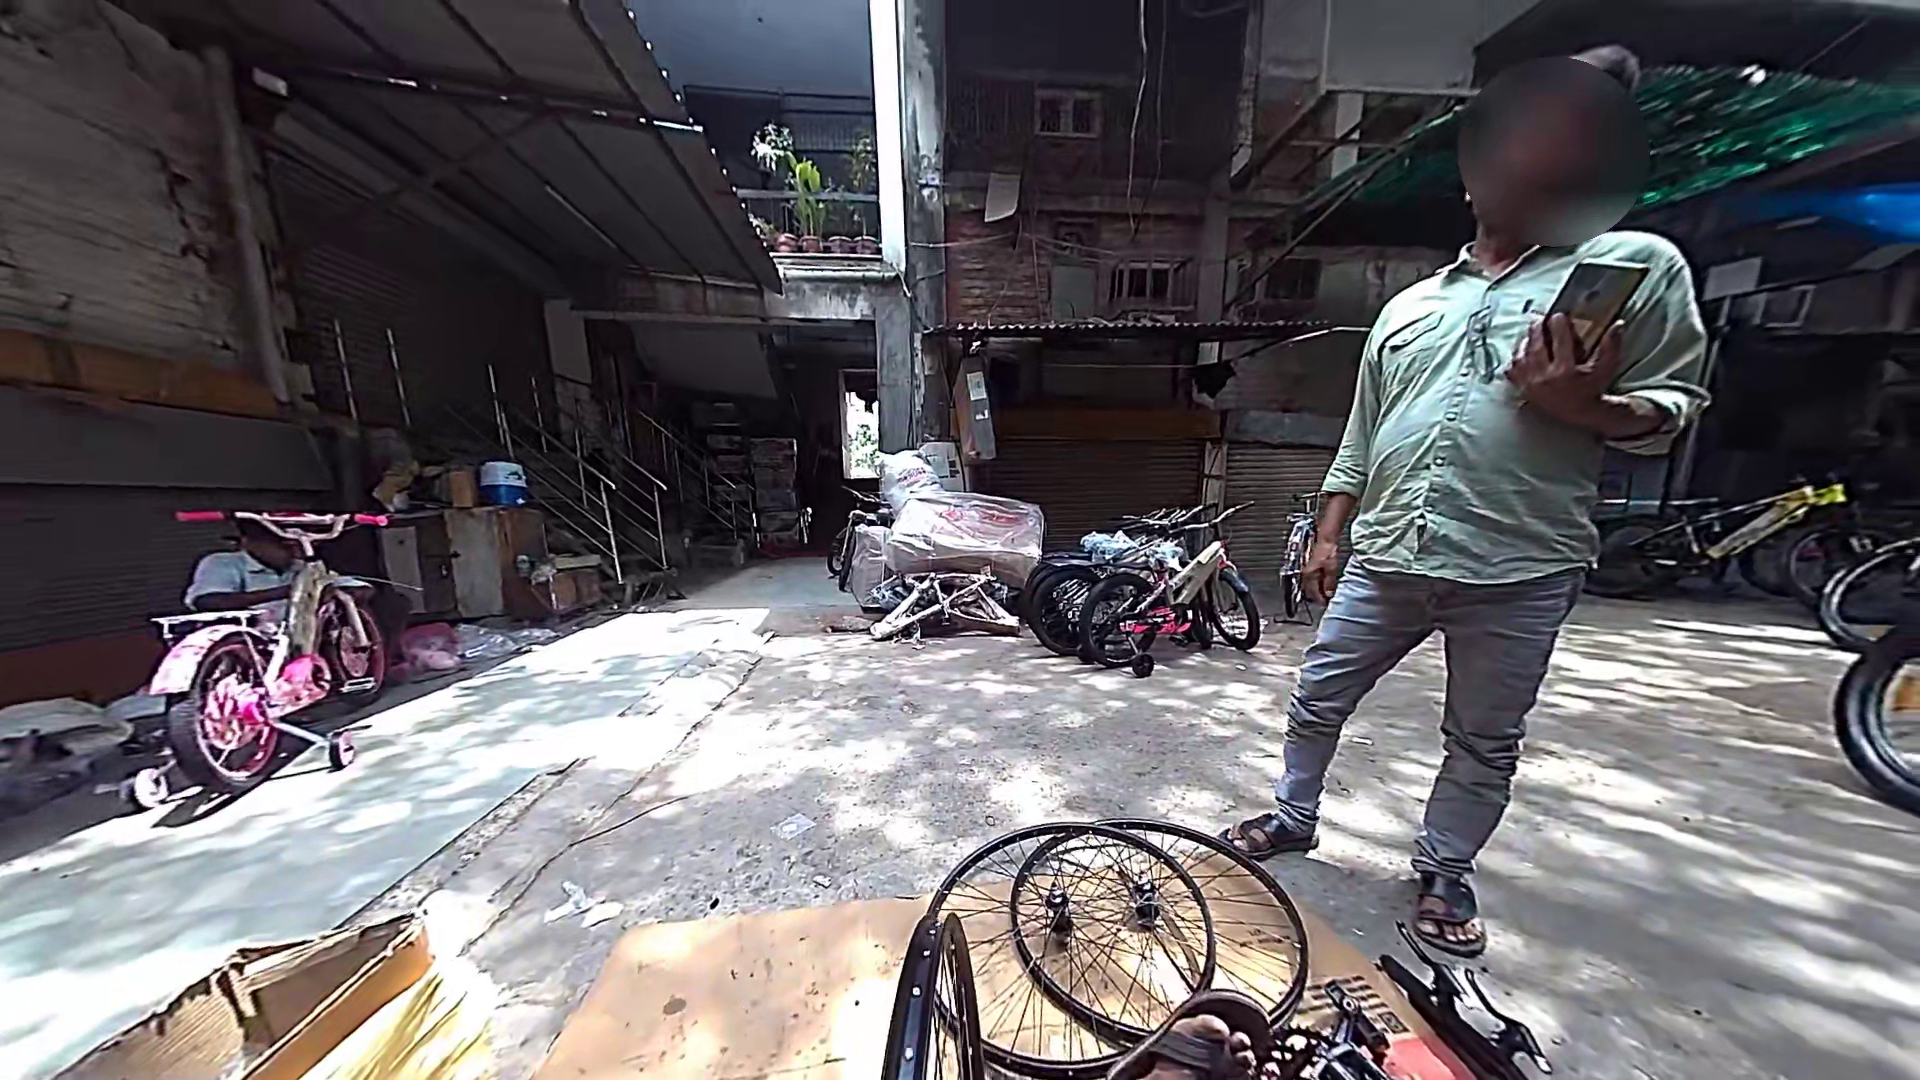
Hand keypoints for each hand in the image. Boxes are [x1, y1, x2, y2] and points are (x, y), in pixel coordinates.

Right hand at [1301, 538, 1341, 603]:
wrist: (1325, 539)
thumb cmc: (1327, 551)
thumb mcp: (1331, 568)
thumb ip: (1329, 582)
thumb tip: (1329, 594)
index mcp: (1309, 575)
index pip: (1313, 592)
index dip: (1319, 600)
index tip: (1326, 605)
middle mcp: (1306, 574)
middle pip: (1309, 590)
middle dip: (1316, 597)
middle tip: (1324, 602)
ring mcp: (1307, 570)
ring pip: (1310, 585)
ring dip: (1316, 591)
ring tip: (1324, 595)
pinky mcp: (1310, 566)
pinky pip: (1312, 580)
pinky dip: (1317, 584)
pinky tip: (1322, 585)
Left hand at [1507, 314, 1625, 426]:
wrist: (1576, 410)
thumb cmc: (1593, 386)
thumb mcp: (1607, 367)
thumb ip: (1612, 346)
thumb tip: (1618, 323)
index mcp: (1565, 371)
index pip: (1560, 344)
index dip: (1558, 328)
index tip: (1558, 315)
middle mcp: (1543, 377)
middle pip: (1536, 349)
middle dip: (1536, 332)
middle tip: (1538, 319)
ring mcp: (1528, 384)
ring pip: (1520, 359)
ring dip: (1523, 344)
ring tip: (1528, 333)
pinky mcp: (1520, 389)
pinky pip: (1511, 372)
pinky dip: (1513, 360)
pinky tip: (1518, 351)